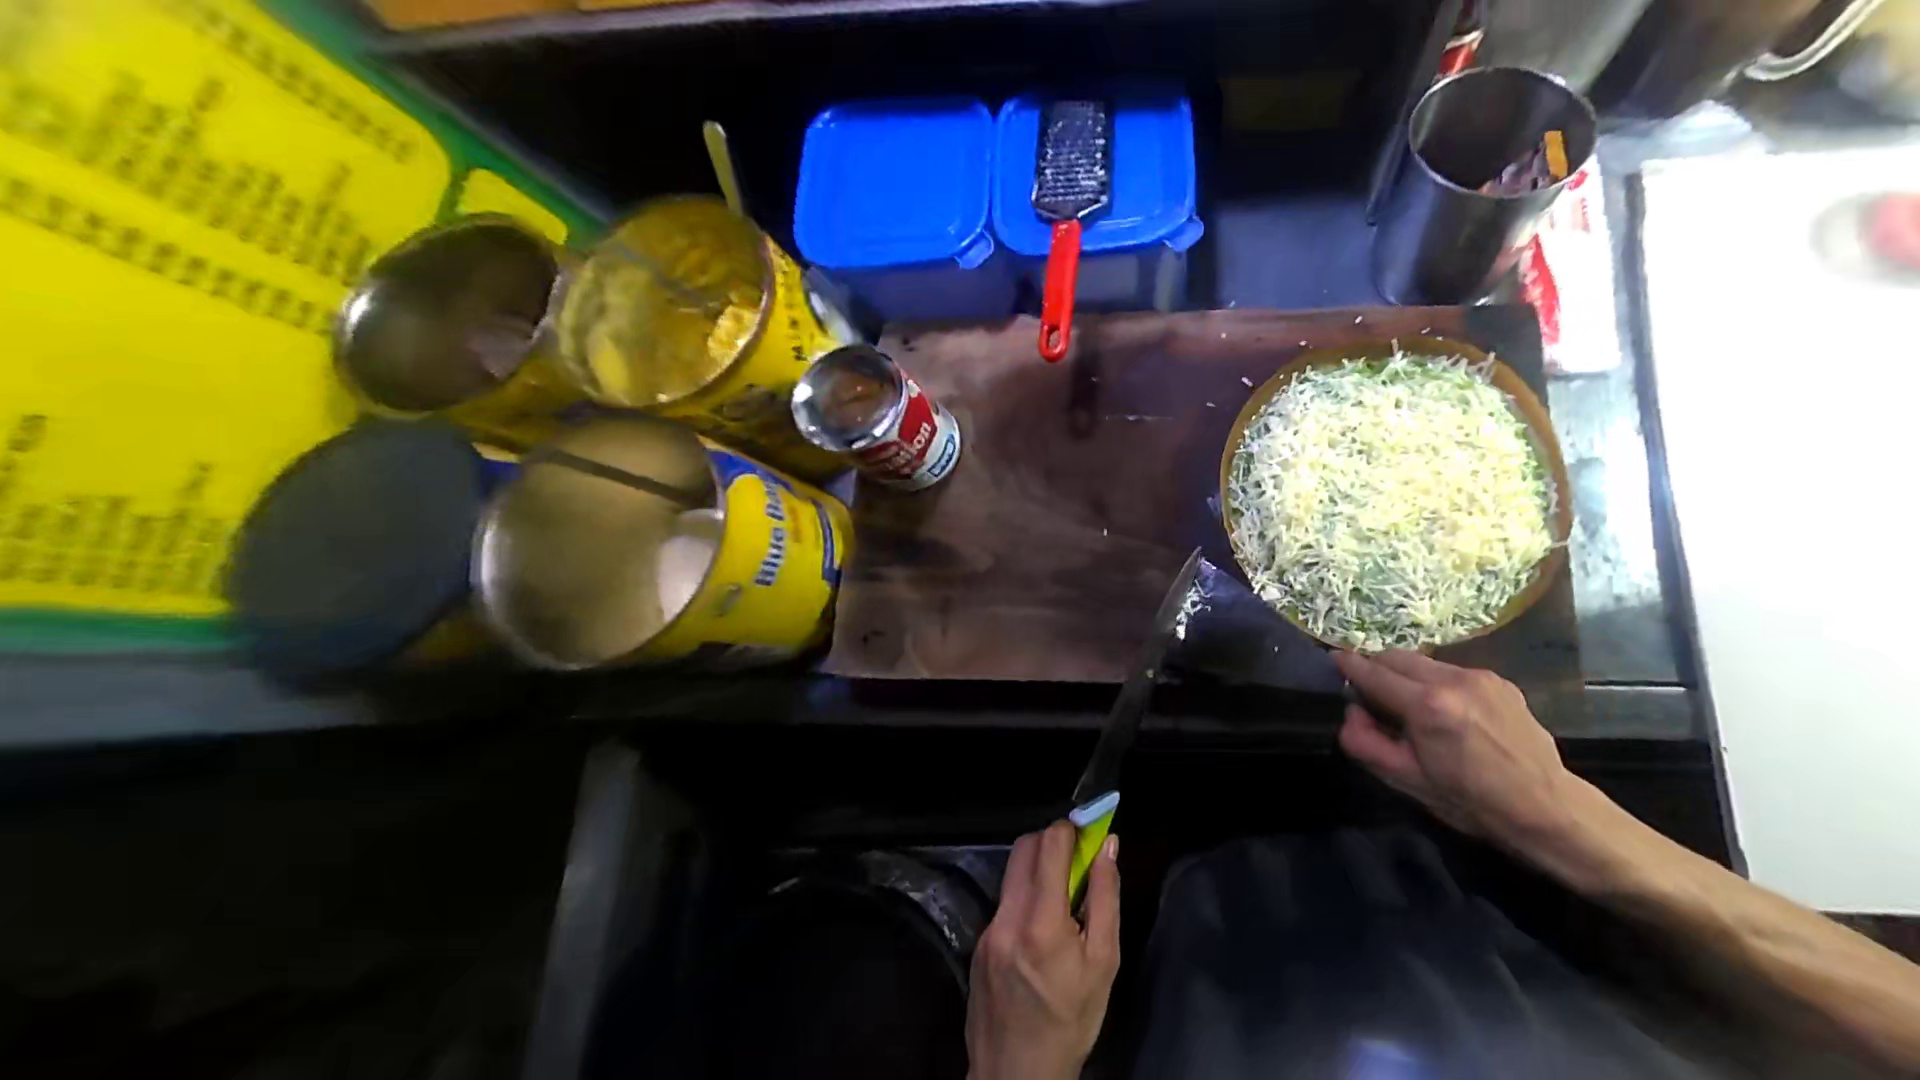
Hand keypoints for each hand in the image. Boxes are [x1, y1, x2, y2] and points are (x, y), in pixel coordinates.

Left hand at [966, 821, 1120, 1079]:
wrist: (1017, 1075)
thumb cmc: (1071, 1022)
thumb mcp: (1104, 964)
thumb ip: (1105, 898)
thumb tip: (1109, 847)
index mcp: (1041, 922)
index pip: (1049, 845)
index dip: (1070, 830)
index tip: (1088, 832)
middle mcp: (1007, 916)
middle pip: (1024, 848)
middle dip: (1052, 841)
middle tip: (1077, 860)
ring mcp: (987, 927)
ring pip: (1011, 872)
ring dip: (1038, 868)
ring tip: (1063, 897)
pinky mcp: (978, 940)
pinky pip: (1004, 900)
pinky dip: (1025, 896)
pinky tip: (1041, 928)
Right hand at [1333, 650, 1577, 846]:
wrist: (1547, 810)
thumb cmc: (1469, 801)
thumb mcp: (1402, 778)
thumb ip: (1362, 740)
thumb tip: (1352, 711)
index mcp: (1427, 706)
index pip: (1372, 672)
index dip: (1347, 665)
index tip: (1332, 659)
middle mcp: (1453, 680)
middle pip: (1395, 657)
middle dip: (1376, 669)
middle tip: (1370, 696)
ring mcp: (1480, 677)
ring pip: (1422, 661)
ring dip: (1405, 675)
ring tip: (1409, 706)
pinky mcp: (1499, 681)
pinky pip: (1448, 671)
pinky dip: (1434, 682)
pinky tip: (1445, 710)